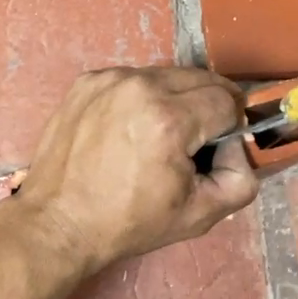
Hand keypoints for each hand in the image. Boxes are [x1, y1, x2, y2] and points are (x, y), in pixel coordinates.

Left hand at [7, 67, 259, 276]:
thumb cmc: (128, 222)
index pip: (226, 101)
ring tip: (157, 136)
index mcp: (169, 119)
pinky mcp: (88, 79)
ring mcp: (110, 78)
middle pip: (200, 79)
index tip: (217, 150)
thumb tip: (238, 146)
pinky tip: (127, 128)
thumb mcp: (199, 215)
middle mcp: (140, 86)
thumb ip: (240, 178)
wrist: (57, 221)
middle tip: (195, 142)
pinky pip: (133, 78)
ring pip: (166, 75)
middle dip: (208, 106)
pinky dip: (141, 97)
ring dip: (175, 98)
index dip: (231, 127)